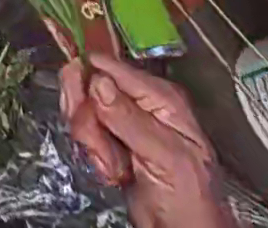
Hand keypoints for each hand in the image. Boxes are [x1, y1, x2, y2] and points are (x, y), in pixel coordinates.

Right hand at [61, 54, 233, 227]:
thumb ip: (130, 119)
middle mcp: (140, 102)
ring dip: (92, 143)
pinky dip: (93, 156)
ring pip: (86, 111)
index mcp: (159, 95)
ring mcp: (125, 122)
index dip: (89, 80)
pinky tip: (112, 173)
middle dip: (89, 119)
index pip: (113, 69)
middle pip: (93, 87)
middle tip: (98, 146)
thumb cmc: (191, 199)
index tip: (77, 102)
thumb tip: (99, 82)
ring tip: (113, 167)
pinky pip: (88, 135)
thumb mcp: (166, 156)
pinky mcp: (114, 143)